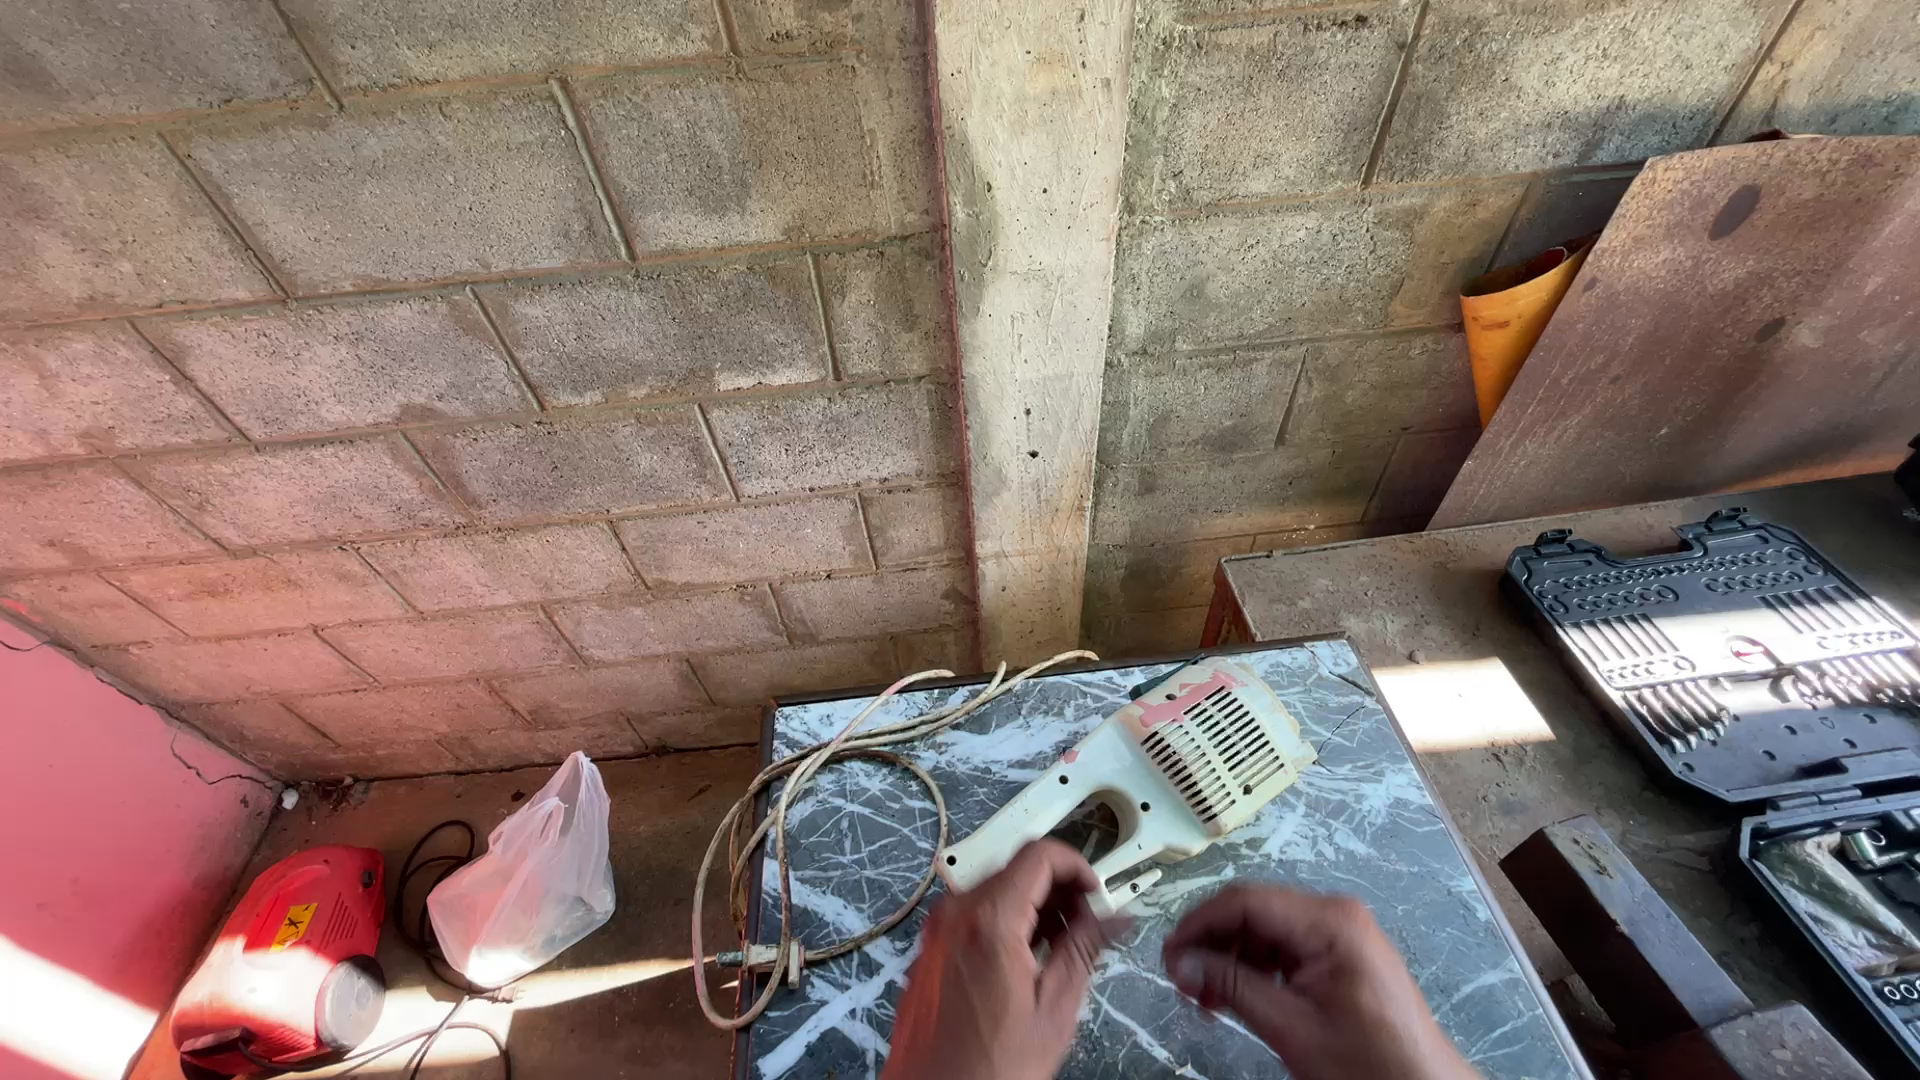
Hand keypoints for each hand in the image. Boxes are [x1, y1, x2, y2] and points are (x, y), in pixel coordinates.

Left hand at [882, 839, 1121, 1079]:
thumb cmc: (986, 1070)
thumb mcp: (1053, 1009)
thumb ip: (1085, 949)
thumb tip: (1114, 918)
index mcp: (988, 919)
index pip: (1039, 855)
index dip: (1077, 865)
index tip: (1096, 889)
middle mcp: (956, 912)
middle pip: (1018, 867)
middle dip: (1059, 887)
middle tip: (1087, 920)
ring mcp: (940, 927)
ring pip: (998, 887)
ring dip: (1035, 903)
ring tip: (1062, 944)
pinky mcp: (933, 944)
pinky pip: (976, 910)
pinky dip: (1008, 918)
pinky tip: (1029, 956)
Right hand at [1163, 884, 1480, 1079]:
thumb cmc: (1369, 1068)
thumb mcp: (1292, 1028)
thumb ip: (1231, 987)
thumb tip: (1178, 963)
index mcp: (1329, 920)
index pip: (1245, 900)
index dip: (1200, 923)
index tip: (1169, 954)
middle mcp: (1334, 913)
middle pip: (1253, 911)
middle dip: (1213, 943)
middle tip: (1181, 979)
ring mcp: (1340, 931)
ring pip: (1263, 928)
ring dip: (1230, 958)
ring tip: (1205, 996)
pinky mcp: (1340, 953)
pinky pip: (1284, 946)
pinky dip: (1255, 968)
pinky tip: (1235, 995)